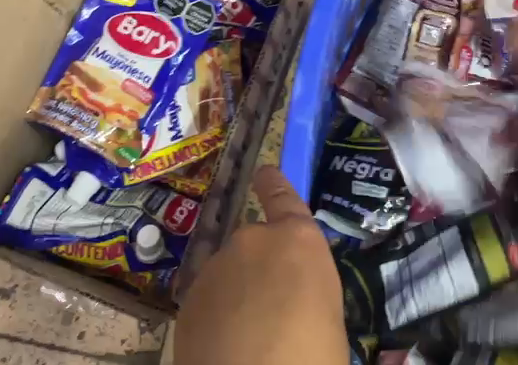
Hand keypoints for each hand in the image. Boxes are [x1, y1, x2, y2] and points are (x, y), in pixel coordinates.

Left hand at [173, 167, 344, 364]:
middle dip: (260, 268)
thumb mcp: (329, 315)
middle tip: (274, 307)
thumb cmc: (312, 354)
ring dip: (237, 293)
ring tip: (249, 335)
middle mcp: (254, 240)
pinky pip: (208, 301)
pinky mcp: (188, 300)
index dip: (272, 183)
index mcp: (297, 239)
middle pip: (255, 245)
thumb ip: (308, 289)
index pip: (282, 196)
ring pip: (228, 274)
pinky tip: (225, 347)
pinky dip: (215, 317)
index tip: (264, 172)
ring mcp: (216, 267)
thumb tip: (297, 301)